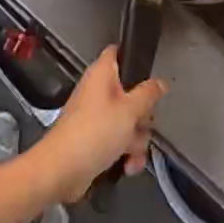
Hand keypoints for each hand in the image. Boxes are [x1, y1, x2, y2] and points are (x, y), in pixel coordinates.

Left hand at [28, 46, 167, 201]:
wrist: (63, 170)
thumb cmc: (95, 132)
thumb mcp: (130, 110)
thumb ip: (149, 94)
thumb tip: (160, 81)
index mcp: (101, 74)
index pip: (117, 52)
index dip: (133, 56)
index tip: (149, 72)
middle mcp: (98, 92)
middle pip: (132, 94)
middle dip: (142, 116)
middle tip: (139, 123)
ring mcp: (96, 116)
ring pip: (129, 121)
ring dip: (136, 140)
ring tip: (130, 152)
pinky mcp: (95, 139)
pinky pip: (120, 141)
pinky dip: (126, 153)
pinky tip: (127, 165)